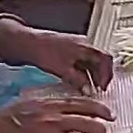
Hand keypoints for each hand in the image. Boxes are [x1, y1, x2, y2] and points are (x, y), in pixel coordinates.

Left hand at [0, 19, 114, 91]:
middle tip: (99, 87)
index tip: (103, 86)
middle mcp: (84, 44)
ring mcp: (77, 45)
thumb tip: (88, 90)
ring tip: (89, 85)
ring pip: (92, 60)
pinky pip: (84, 60)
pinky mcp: (70, 48)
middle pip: (101, 60)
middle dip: (101, 75)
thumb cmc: (43, 51)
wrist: (25, 42)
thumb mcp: (63, 70)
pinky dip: (85, 70)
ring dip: (93, 73)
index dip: (107, 75)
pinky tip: (80, 78)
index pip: (105, 60)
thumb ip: (79, 81)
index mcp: (85, 46)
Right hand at [0, 94, 114, 132]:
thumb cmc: (18, 117)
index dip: (100, 110)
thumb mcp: (36, 103)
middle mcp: (53, 122)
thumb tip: (83, 106)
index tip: (110, 116)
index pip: (83, 105)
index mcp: (51, 106)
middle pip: (89, 126)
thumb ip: (58, 105)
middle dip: (99, 130)